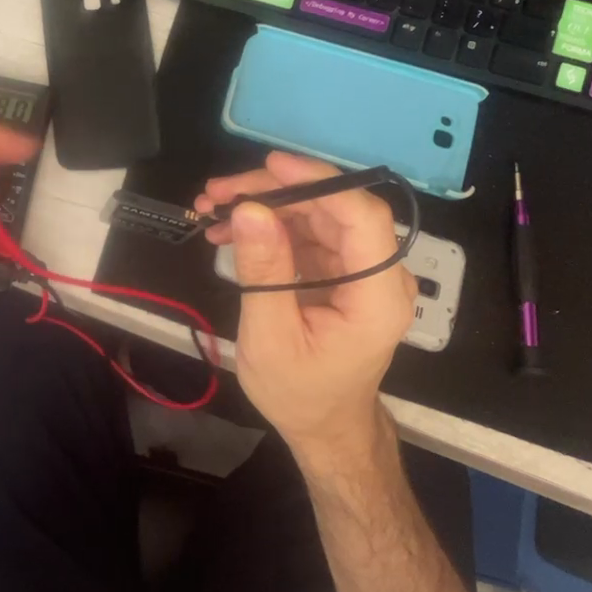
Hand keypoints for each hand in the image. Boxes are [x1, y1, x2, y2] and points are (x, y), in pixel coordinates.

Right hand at [195, 152, 414, 459]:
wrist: (322, 426)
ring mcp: (359, 272)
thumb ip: (263, 271)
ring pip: (315, 215)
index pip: (362, 218)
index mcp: (378, 296)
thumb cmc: (299, 393)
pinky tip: (227, 229)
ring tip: (212, 205)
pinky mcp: (338, 273)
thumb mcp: (270, 337)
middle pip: (333, 209)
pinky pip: (305, 234)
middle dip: (275, 191)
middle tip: (218, 191)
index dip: (320, 182)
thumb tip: (250, 211)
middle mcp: (379, 275)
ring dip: (264, 205)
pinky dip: (267, 227)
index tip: (269, 165)